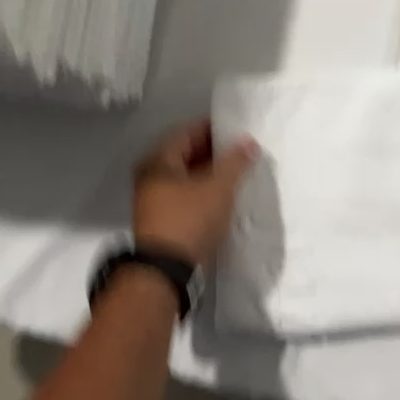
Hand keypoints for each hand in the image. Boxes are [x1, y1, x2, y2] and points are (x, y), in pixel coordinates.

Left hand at [132, 121, 258, 263]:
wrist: (167, 271)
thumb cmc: (190, 220)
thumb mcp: (219, 187)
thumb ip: (235, 162)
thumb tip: (248, 141)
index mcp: (158, 160)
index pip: (188, 131)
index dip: (214, 128)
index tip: (239, 132)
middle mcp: (151, 176)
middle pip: (186, 154)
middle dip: (214, 153)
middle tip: (242, 154)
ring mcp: (154, 200)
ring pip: (187, 177)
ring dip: (210, 175)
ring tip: (237, 177)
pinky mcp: (163, 220)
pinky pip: (186, 197)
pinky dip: (204, 194)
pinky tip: (224, 199)